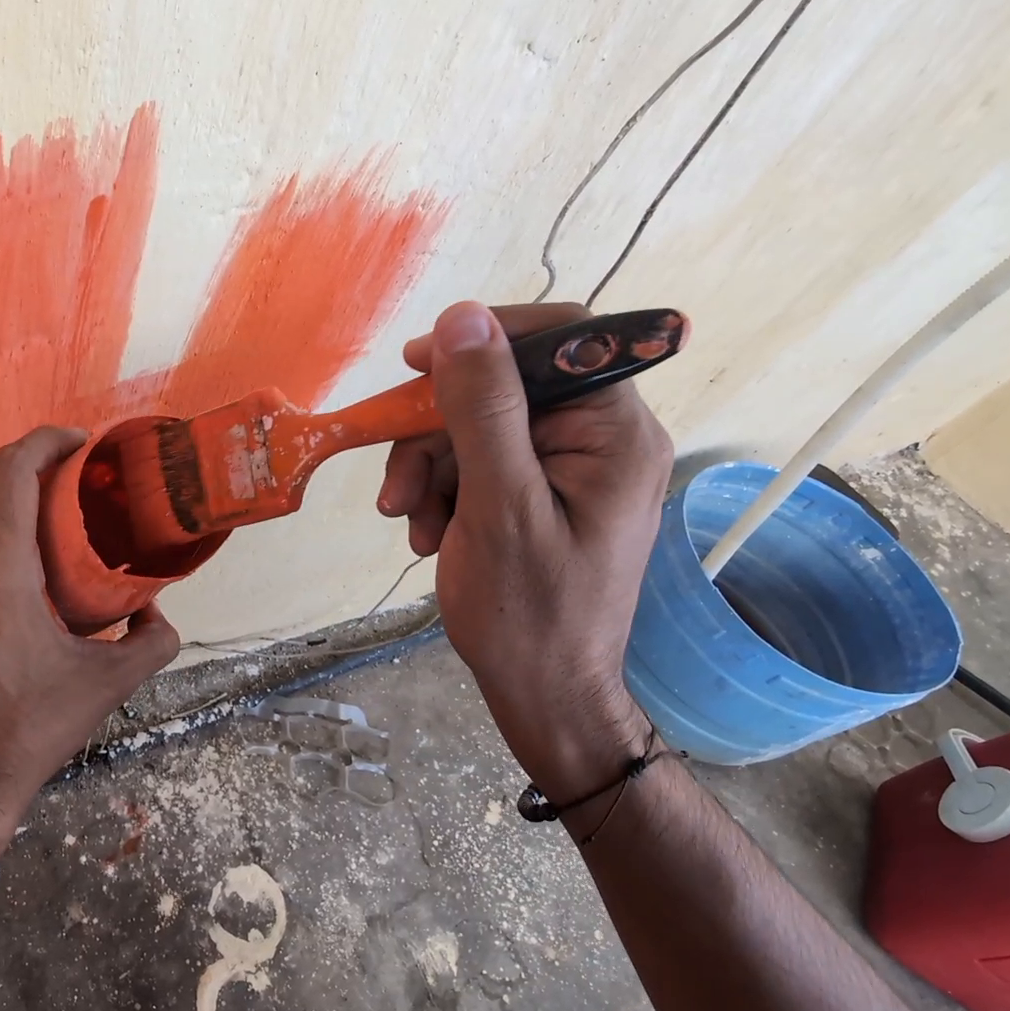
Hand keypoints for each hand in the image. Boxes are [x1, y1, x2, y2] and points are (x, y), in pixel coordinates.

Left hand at [0, 426, 180, 853]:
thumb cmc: (29, 729)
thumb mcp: (107, 685)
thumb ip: (150, 643)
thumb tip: (159, 616)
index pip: (10, 476)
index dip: (43, 442)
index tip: (80, 440)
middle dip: (22, 454)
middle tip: (69, 462)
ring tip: (44, 491)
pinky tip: (17, 541)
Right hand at [376, 301, 673, 801]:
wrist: (541, 694)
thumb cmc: (528, 612)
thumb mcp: (497, 507)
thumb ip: (482, 410)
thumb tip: (462, 317)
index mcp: (614, 433)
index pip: (557, 340)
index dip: (483, 340)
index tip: (416, 363)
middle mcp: (598, 441)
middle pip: (500, 391)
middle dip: (435, 435)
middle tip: (396, 491)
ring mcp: (565, 470)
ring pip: (474, 430)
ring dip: (427, 471)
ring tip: (409, 524)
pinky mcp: (535, 496)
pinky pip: (474, 466)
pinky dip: (439, 493)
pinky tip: (427, 533)